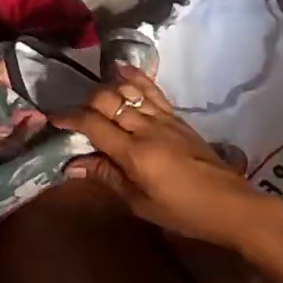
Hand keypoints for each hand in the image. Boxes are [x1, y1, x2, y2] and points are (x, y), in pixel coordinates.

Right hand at [51, 63, 282, 250]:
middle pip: (107, 100)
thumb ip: (107, 177)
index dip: (69, 118)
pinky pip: (152, 91)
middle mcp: (147, 128)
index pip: (93, 125)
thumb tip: (72, 164)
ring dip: (105, 89)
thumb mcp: (140, 202)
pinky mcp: (177, 117)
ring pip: (127, 91)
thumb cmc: (182, 211)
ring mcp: (164, 119)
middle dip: (84, 102)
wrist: (229, 204)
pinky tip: (120, 70)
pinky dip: (134, 78)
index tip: (53, 119)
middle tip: (72, 115)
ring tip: (91, 97)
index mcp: (135, 154)